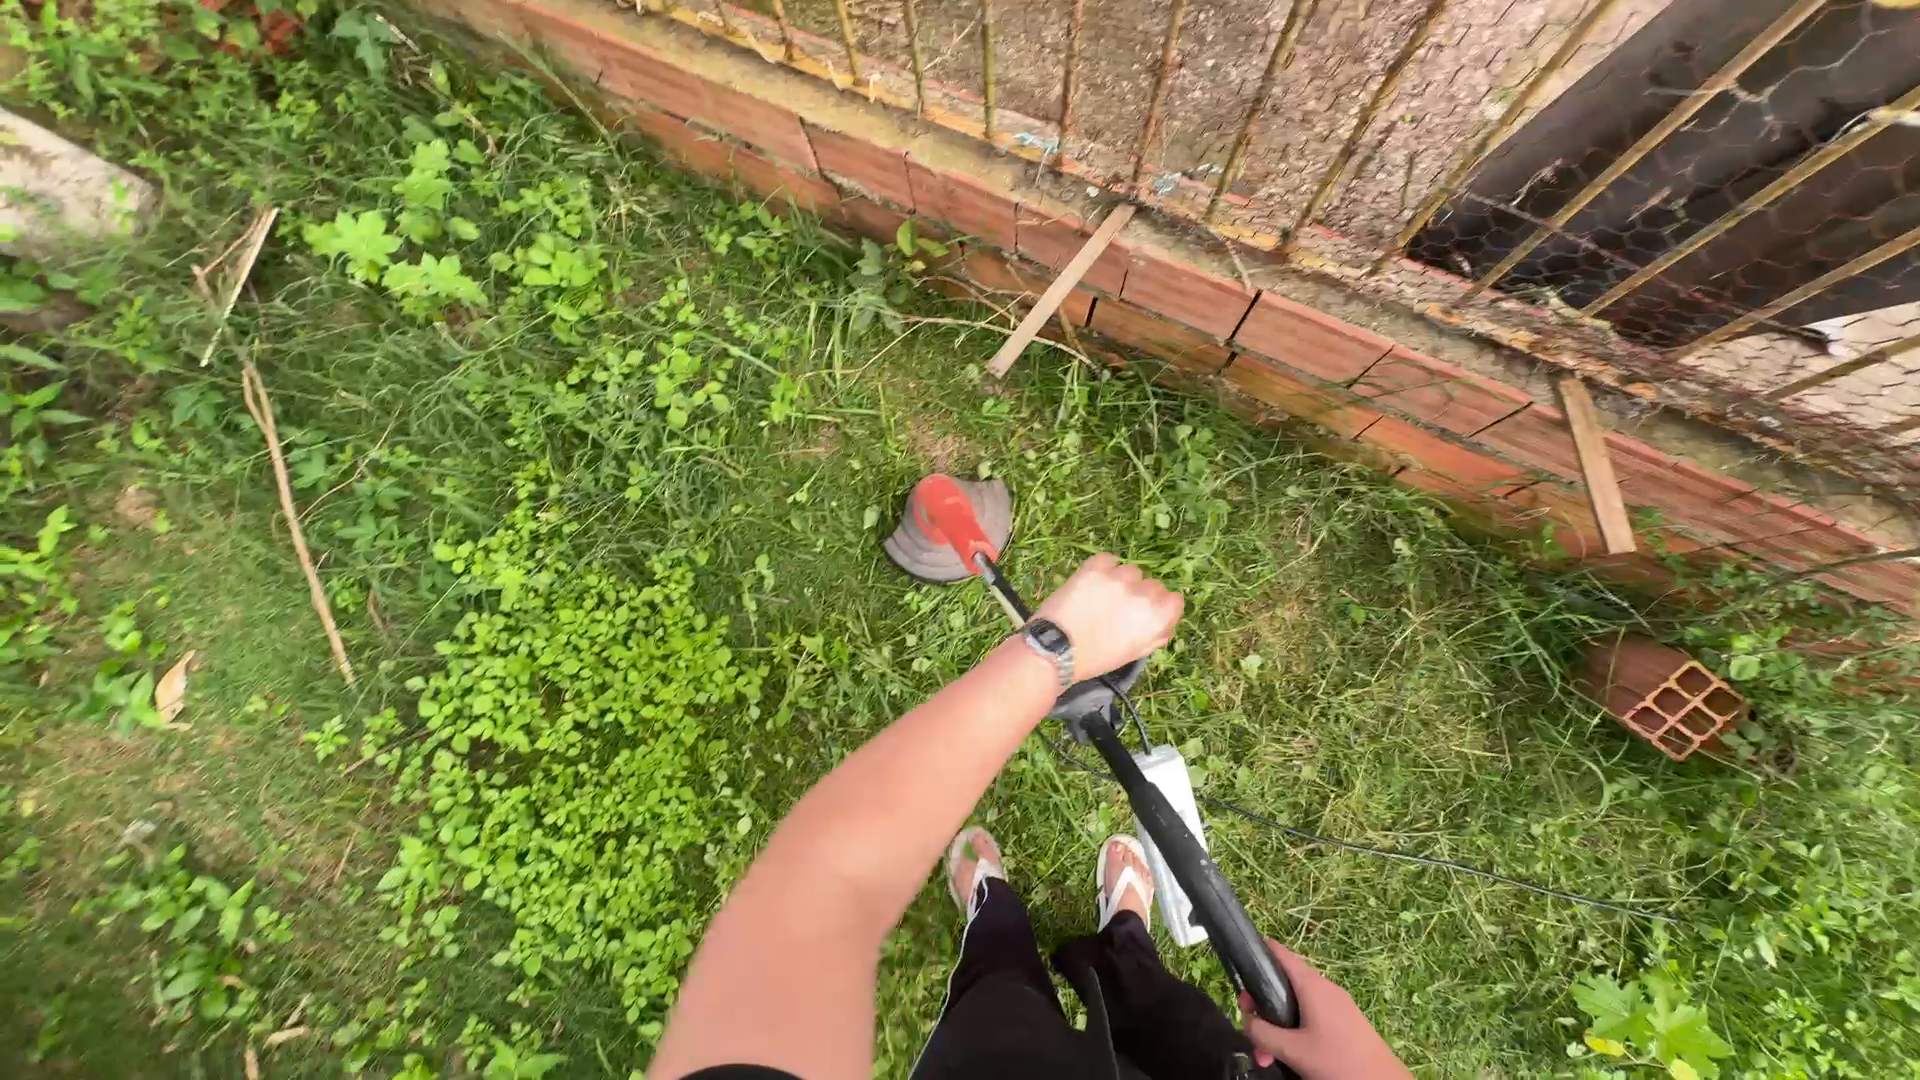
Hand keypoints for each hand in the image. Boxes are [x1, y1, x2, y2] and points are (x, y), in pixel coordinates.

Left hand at [1031, 553, 1183, 679]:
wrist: (1056, 649)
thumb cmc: (1096, 658)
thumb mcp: (1133, 653)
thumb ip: (1155, 635)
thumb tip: (1164, 623)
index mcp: (1157, 617)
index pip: (1174, 600)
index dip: (1161, 606)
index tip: (1146, 613)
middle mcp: (1143, 594)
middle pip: (1152, 584)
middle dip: (1140, 594)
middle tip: (1120, 608)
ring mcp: (1119, 578)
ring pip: (1130, 571)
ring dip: (1121, 581)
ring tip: (1102, 596)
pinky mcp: (1095, 568)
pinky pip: (1108, 559)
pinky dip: (1103, 568)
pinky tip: (1092, 583)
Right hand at [1238, 940, 1410, 1079]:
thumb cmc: (1339, 1063)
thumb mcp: (1293, 1051)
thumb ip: (1262, 1033)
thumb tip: (1246, 1020)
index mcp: (1311, 984)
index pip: (1276, 951)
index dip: (1254, 954)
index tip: (1238, 975)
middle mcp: (1324, 987)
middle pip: (1283, 983)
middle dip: (1262, 1006)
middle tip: (1253, 1031)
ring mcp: (1338, 1005)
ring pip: (1296, 1005)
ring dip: (1278, 1025)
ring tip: (1269, 1056)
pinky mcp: (1347, 1023)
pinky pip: (1313, 1017)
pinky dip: (1297, 1031)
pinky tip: (1293, 1057)